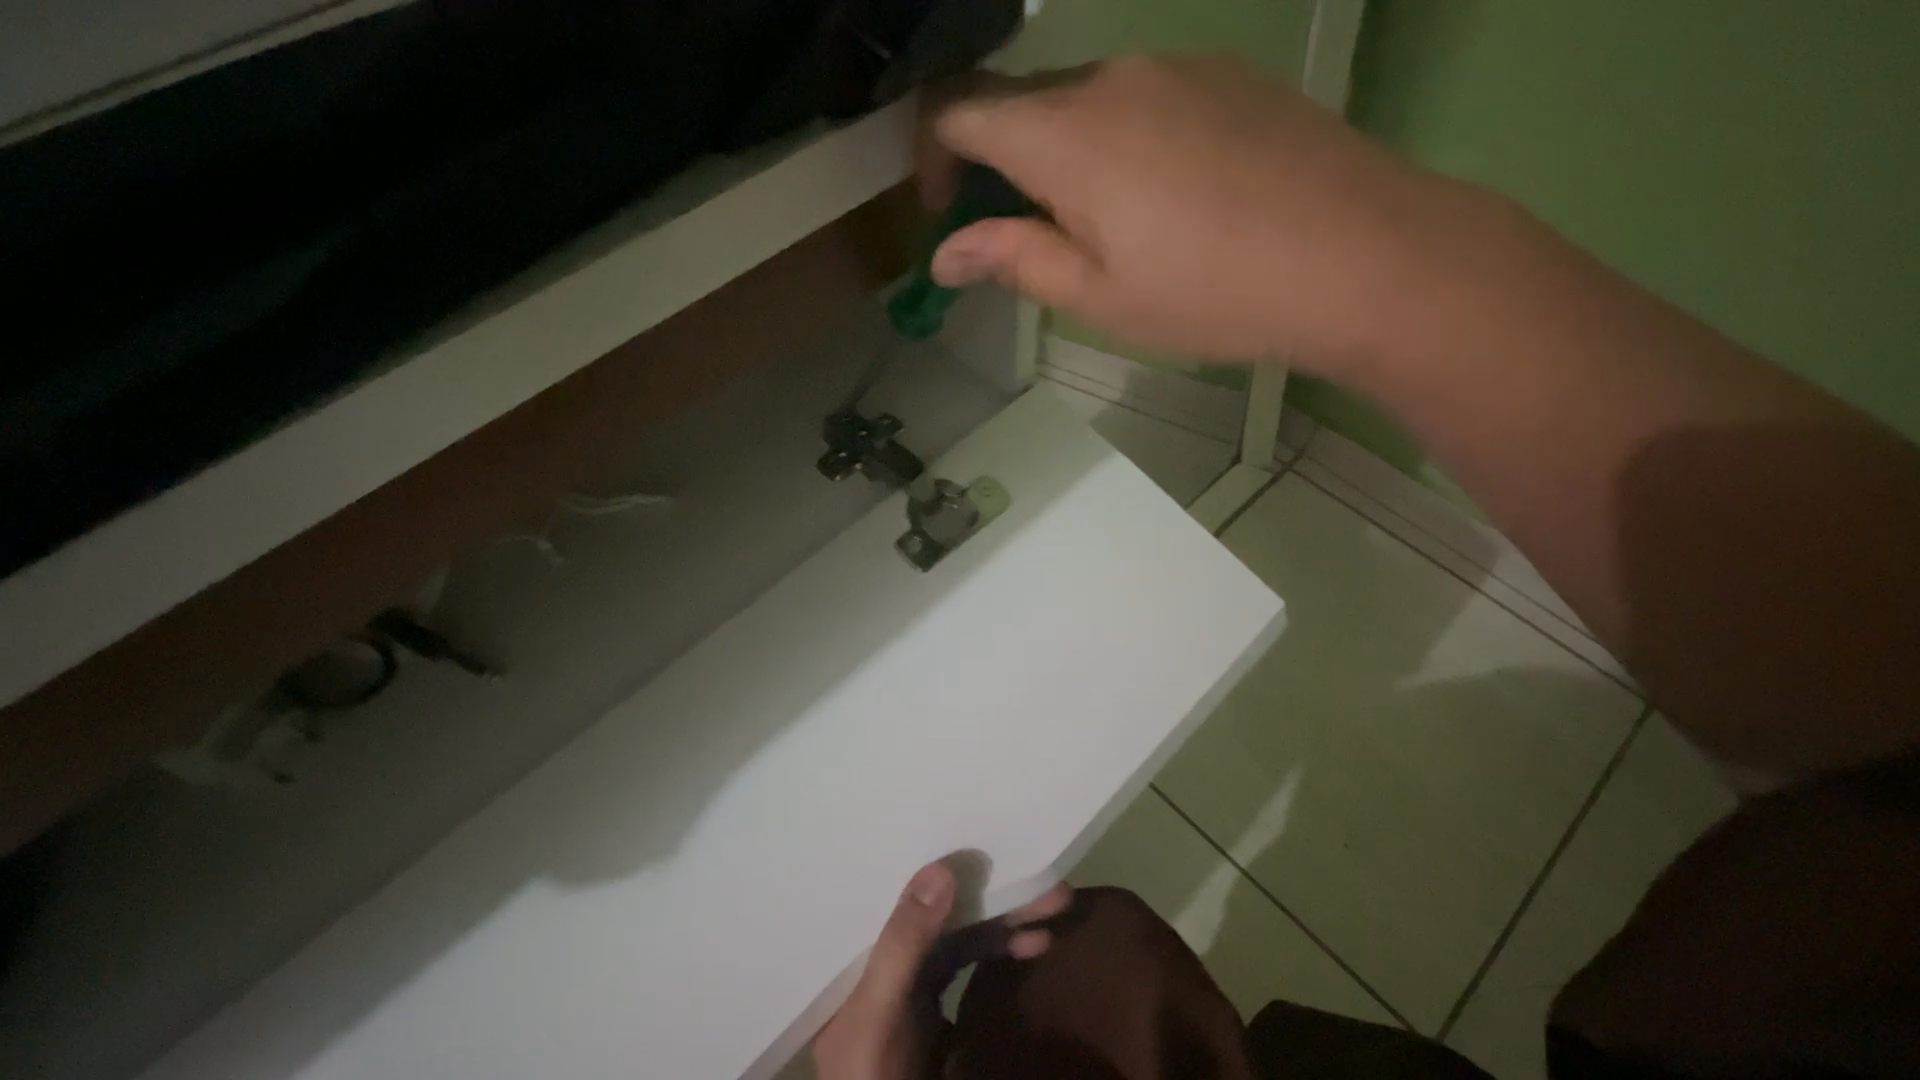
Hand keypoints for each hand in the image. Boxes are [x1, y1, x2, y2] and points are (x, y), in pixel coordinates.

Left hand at [812, 862, 1070, 1079]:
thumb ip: (903, 944)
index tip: (983, 838)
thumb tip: (940, 867)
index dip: (936, 861)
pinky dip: (1001, 951)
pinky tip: (1035, 945)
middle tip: (1047, 882)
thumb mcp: (877, 1009)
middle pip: (940, 909)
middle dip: (992, 894)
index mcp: (855, 945)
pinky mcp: (933, 1007)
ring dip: (1006, 921)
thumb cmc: (865, 1073)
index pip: (895, 886)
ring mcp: (910, 982)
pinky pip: (969, 962)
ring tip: (1054, 908)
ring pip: (961, 933)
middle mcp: (882, 953)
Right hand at [922, 54, 1477, 372]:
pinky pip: (1146, 96)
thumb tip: (946, 253)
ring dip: (1065, 153)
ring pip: (1086, 100)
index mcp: (1064, 134)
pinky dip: (1123, 138)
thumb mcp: (1098, 295)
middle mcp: (1110, 78)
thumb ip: (1014, 259)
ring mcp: (1175, 66)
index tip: (943, 210)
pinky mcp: (1227, 72)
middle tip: (1023, 234)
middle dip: (999, 163)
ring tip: (1106, 225)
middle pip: (1022, 102)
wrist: (1364, 253)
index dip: (931, 156)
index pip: (960, 110)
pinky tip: (1169, 196)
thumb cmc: (1213, 292)